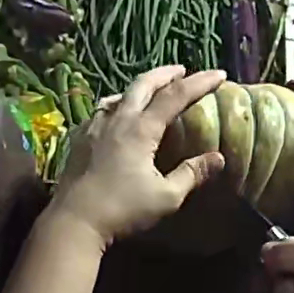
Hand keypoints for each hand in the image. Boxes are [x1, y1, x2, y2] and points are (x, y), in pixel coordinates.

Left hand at [49, 65, 225, 245]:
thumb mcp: (165, 197)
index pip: (175, 95)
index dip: (199, 82)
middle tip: (181, 71)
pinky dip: (114, 107)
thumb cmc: (122, 210)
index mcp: (140, 129)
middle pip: (142, 84)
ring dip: (137, 89)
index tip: (219, 75)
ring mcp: (92, 128)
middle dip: (165, 74)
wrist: (74, 222)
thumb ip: (191, 175)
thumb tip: (218, 158)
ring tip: (147, 92)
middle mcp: (116, 120)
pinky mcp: (77, 142)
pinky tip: (113, 118)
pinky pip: (98, 114)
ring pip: (117, 96)